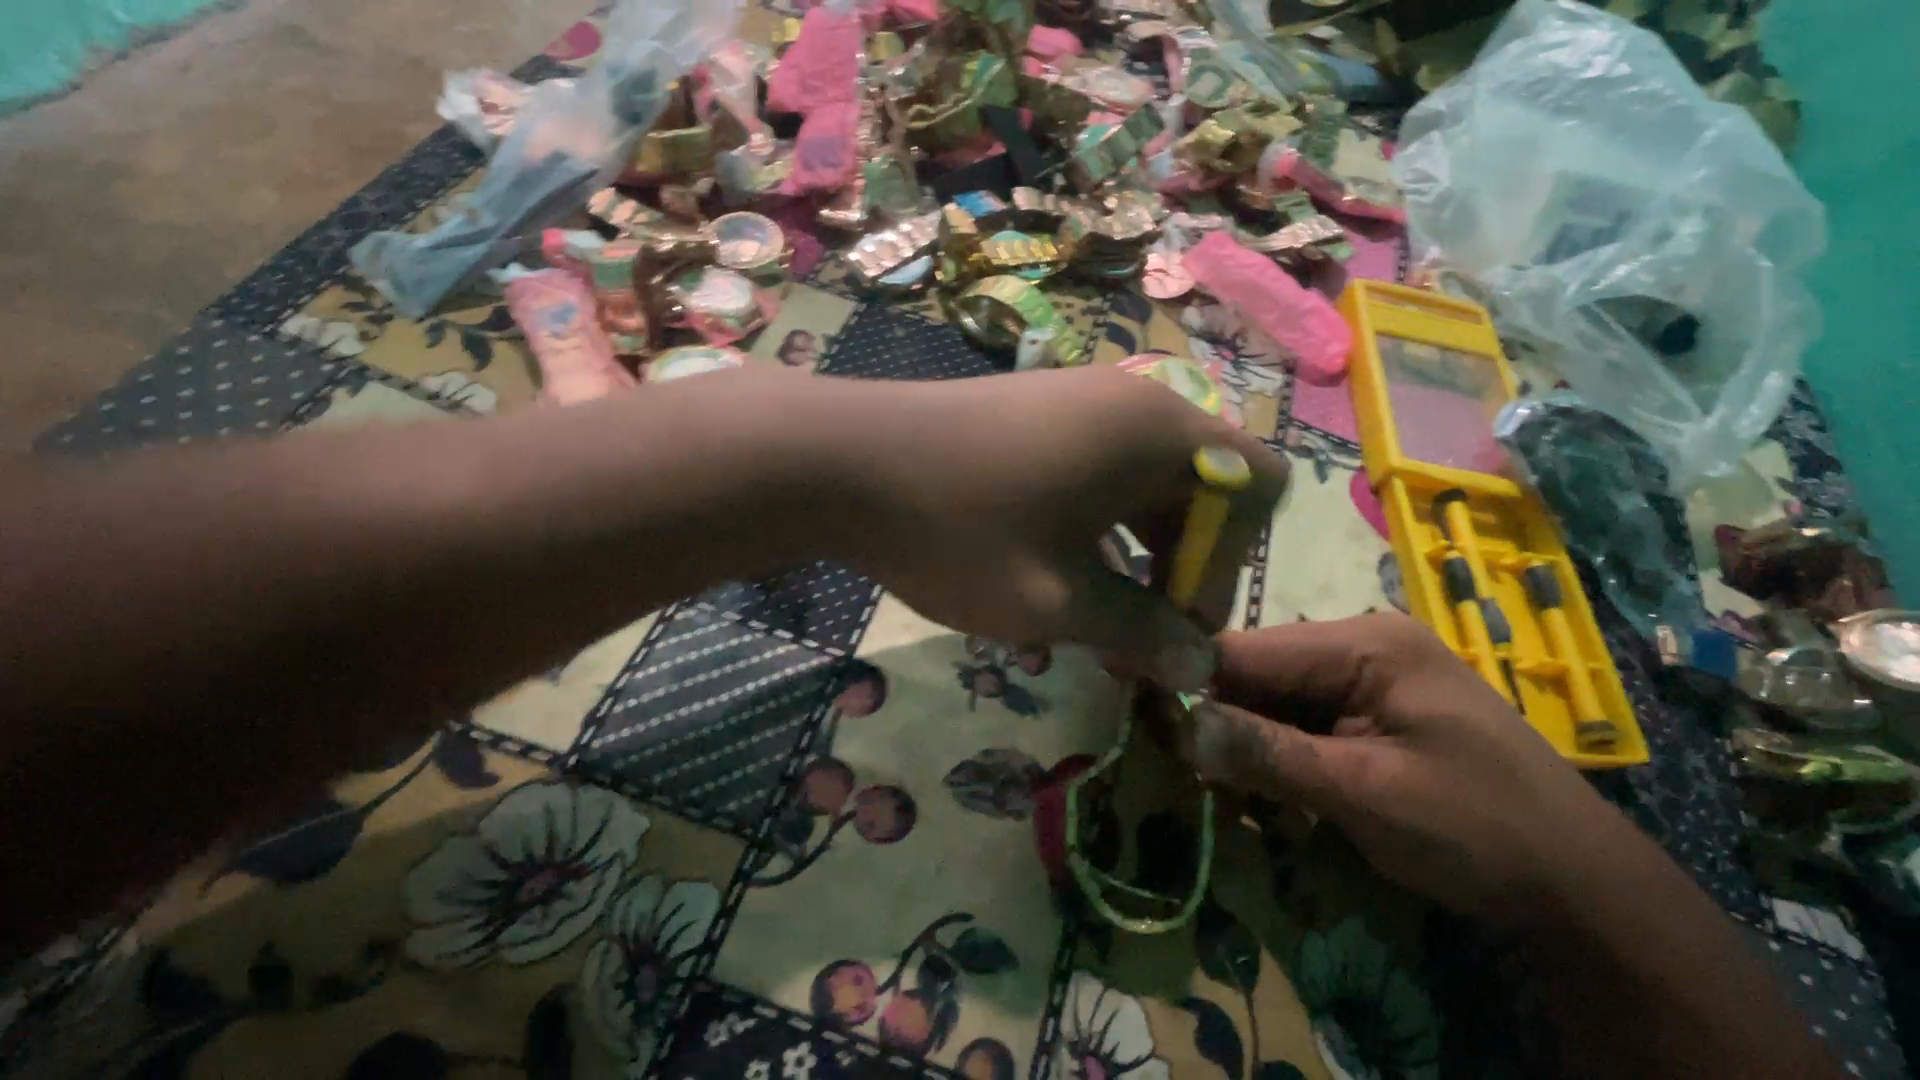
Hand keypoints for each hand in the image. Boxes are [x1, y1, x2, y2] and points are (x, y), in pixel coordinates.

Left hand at [842, 366, 1287, 689]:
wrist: (838, 460)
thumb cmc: (964, 530)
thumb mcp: (1060, 599)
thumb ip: (1141, 633)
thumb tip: (1198, 667)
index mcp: (1162, 433)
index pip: (1258, 485)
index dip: (1232, 562)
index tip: (1177, 617)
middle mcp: (1133, 403)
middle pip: (1200, 486)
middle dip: (1181, 567)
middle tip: (1133, 637)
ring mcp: (1077, 401)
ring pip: (1142, 484)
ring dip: (1135, 554)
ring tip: (1090, 620)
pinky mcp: (1032, 413)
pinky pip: (1096, 472)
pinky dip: (1094, 526)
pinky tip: (1049, 573)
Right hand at [1186, 613, 1637, 922]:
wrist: (1579, 888)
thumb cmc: (1479, 830)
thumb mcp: (1367, 793)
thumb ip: (1269, 754)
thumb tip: (1177, 725)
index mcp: (1367, 644)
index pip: (1247, 649)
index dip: (1181, 672)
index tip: (1120, 691)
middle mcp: (1363, 647)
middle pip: (1256, 671)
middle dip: (1210, 715)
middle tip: (1159, 755)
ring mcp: (1370, 681)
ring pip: (1272, 701)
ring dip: (1238, 741)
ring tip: (1203, 781)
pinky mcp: (1373, 716)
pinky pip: (1300, 725)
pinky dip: (1270, 755)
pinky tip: (1254, 790)